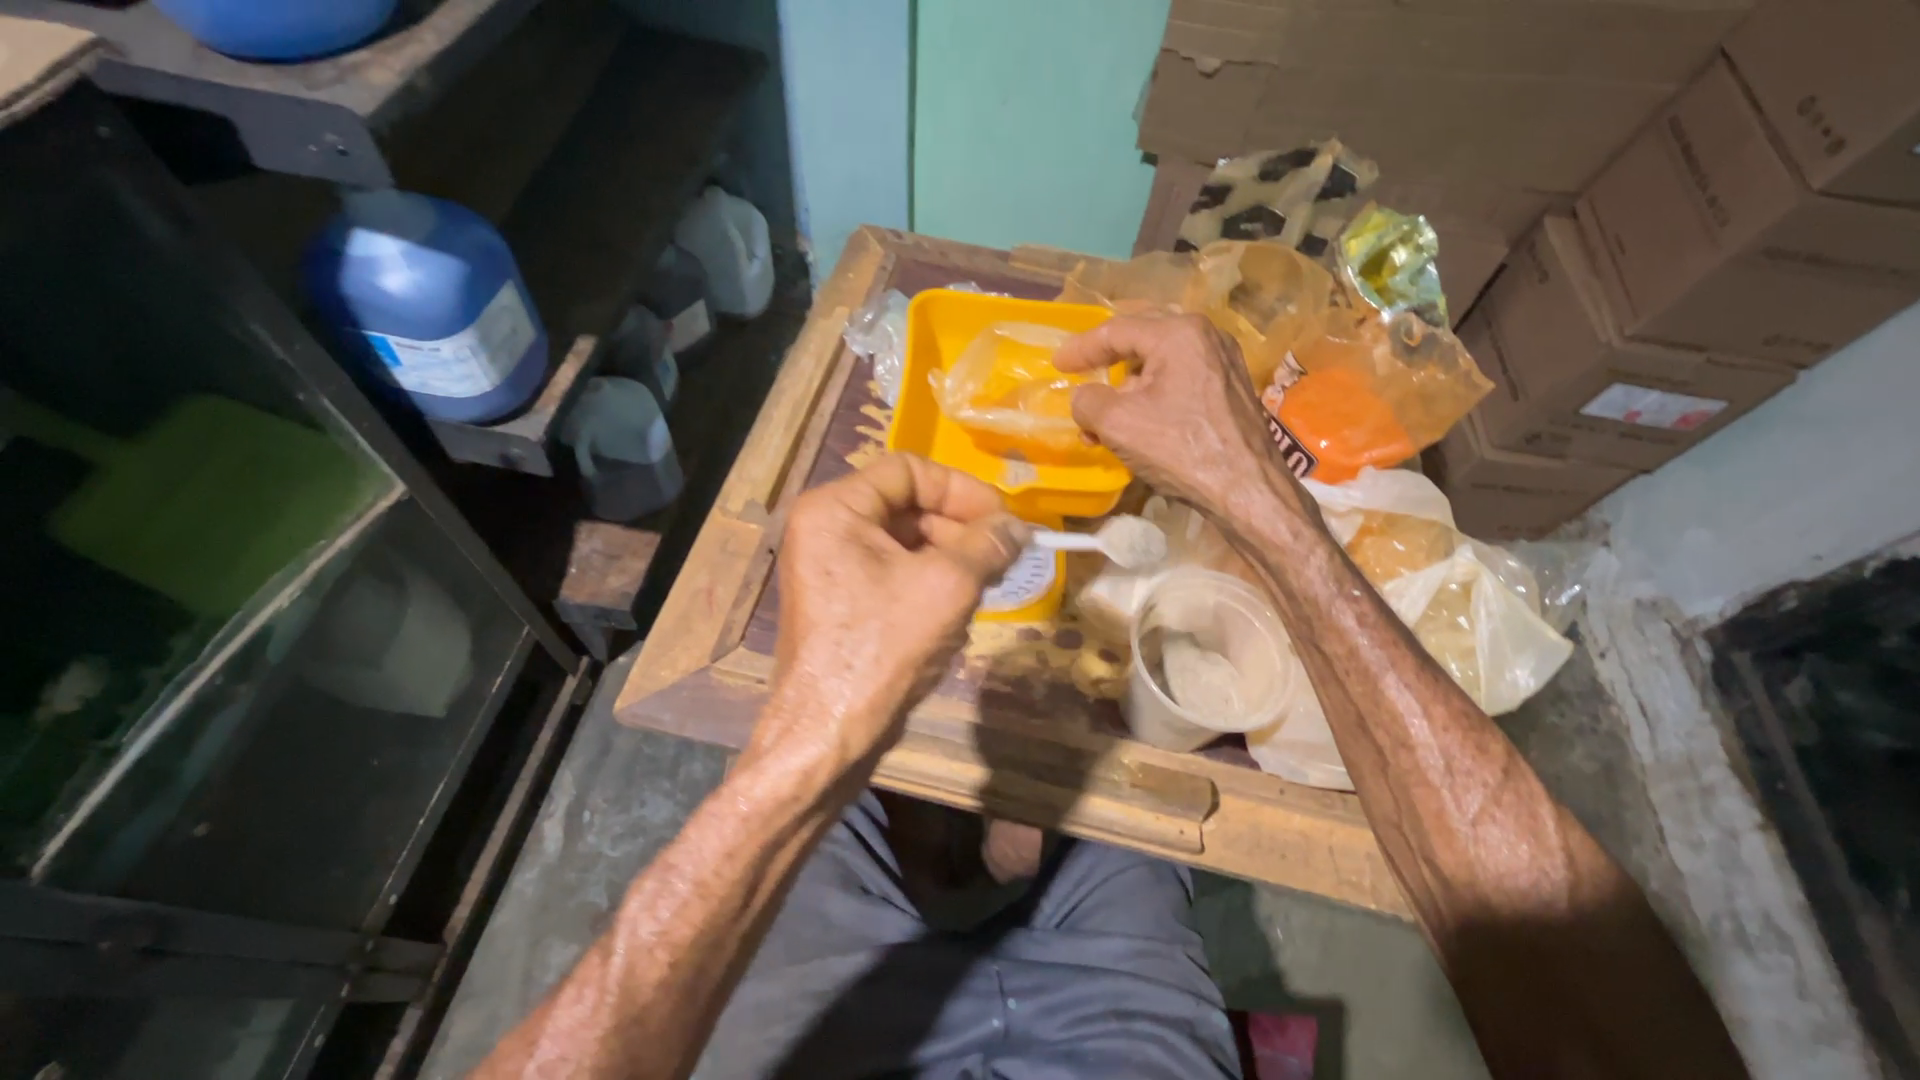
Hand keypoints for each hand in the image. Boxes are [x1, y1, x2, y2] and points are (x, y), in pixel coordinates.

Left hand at [751, 453, 1029, 788]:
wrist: (830, 731)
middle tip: (1003, 556)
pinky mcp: (841, 603)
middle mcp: (824, 530)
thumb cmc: (883, 648)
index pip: (908, 469)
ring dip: (951, 560)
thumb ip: (988, 545)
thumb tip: (1019, 528)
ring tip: (986, 587)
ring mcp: (830, 568)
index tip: (1002, 520)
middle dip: (960, 529)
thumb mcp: (948, 586)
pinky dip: (930, 584)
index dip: (961, 489)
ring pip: (905, 543)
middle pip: (907, 505)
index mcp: (835, 509)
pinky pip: (893, 574)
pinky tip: (957, 614)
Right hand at [1054, 314, 1298, 518]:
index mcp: (1179, 334)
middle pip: (1140, 342)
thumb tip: (1083, 398)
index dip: (1081, 348)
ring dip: (1126, 392)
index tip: (1056, 364)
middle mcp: (1206, 338)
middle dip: (1106, 367)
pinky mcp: (1230, 391)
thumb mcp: (1117, 423)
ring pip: (1159, 367)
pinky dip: (1151, 400)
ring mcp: (1223, 364)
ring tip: (1101, 425)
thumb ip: (1087, 401)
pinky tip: (1135, 429)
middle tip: (1080, 377)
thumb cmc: (1180, 449)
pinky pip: (1179, 383)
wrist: (1246, 490)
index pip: (1117, 330)